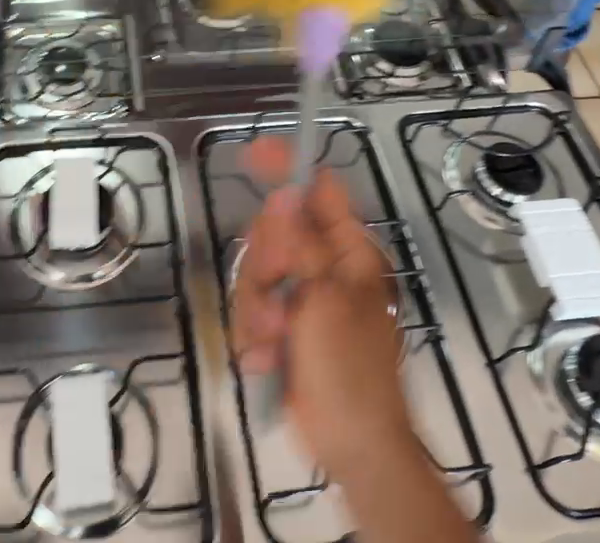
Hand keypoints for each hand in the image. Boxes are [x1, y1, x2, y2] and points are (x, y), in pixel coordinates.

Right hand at [230, 139, 415, 481]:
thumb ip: (303, 244)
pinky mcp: (280, 328)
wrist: (350, 444)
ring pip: (254, 274)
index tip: (252, 154)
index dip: (287, 169)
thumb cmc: (350, 368)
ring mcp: (299, 297)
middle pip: (273, 233)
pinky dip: (254, 338)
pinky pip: (249, 312)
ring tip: (275, 342)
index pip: (318, 191)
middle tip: (277, 293)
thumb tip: (286, 191)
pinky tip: (268, 362)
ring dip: (256, 311)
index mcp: (347, 251)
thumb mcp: (326, 299)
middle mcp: (322, 265)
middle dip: (265, 265)